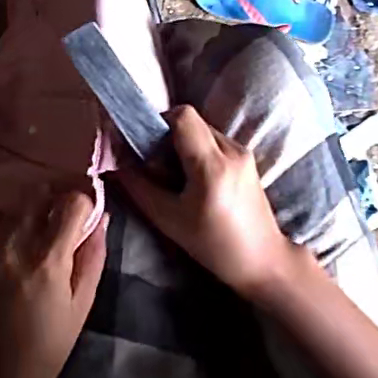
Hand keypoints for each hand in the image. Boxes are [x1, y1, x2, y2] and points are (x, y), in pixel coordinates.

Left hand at [0, 187, 107, 377]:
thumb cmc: (48, 348)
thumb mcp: (82, 305)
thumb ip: (93, 255)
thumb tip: (102, 216)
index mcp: (47, 261)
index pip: (71, 202)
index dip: (83, 203)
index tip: (87, 216)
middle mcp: (13, 246)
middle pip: (38, 194)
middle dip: (56, 200)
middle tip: (64, 223)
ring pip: (16, 210)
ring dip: (33, 216)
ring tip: (40, 245)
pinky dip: (12, 233)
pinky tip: (16, 261)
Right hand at [115, 106, 305, 300]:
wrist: (263, 260)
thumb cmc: (214, 246)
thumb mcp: (168, 219)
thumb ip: (138, 187)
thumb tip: (114, 163)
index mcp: (212, 165)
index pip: (182, 116)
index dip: (157, 123)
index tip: (144, 147)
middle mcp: (231, 150)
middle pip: (191, 120)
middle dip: (167, 137)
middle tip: (156, 167)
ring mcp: (243, 152)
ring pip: (202, 130)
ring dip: (183, 145)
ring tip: (176, 178)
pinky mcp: (247, 158)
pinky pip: (214, 141)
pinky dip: (198, 152)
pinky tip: (195, 181)